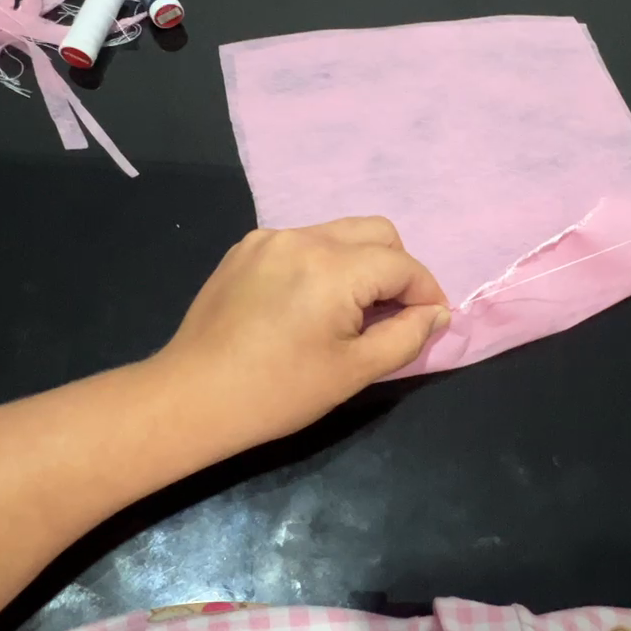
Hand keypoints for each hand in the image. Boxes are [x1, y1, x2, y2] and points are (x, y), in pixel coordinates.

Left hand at [153, 217, 449, 448]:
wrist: (192, 398)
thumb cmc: (278, 392)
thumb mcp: (354, 371)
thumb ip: (407, 336)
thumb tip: (437, 313)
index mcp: (333, 267)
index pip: (402, 265)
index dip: (426, 292)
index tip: (432, 321)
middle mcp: (303, 237)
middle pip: (377, 232)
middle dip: (398, 268)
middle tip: (395, 312)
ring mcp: (270, 238)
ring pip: (340, 233)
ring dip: (361, 263)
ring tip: (352, 310)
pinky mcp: (245, 247)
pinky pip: (304, 242)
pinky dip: (323, 263)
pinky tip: (309, 302)